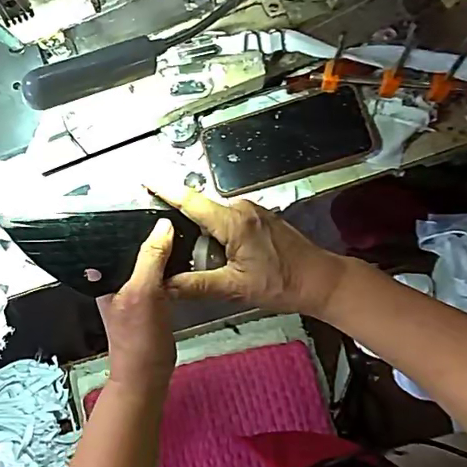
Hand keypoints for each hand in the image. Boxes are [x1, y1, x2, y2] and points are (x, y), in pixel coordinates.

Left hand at [96, 218, 176, 393]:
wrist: (148, 374)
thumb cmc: (138, 341)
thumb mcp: (144, 292)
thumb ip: (151, 258)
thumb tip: (162, 226)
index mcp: (103, 274)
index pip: (114, 237)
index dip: (132, 221)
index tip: (152, 205)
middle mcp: (114, 278)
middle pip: (132, 245)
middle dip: (150, 233)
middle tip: (170, 215)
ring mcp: (132, 288)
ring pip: (147, 258)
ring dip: (161, 248)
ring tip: (177, 231)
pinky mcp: (149, 297)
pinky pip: (159, 272)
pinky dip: (169, 264)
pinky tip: (181, 257)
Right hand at [156, 188, 347, 316]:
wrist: (320, 281)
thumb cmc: (284, 283)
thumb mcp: (235, 287)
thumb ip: (196, 285)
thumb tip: (164, 285)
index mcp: (234, 222)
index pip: (191, 201)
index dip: (165, 190)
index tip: (147, 179)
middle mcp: (242, 209)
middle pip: (200, 211)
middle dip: (186, 230)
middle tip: (184, 256)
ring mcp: (252, 211)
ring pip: (213, 218)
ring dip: (204, 237)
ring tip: (211, 264)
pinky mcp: (258, 218)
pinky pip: (227, 221)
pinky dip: (218, 236)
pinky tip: (225, 259)